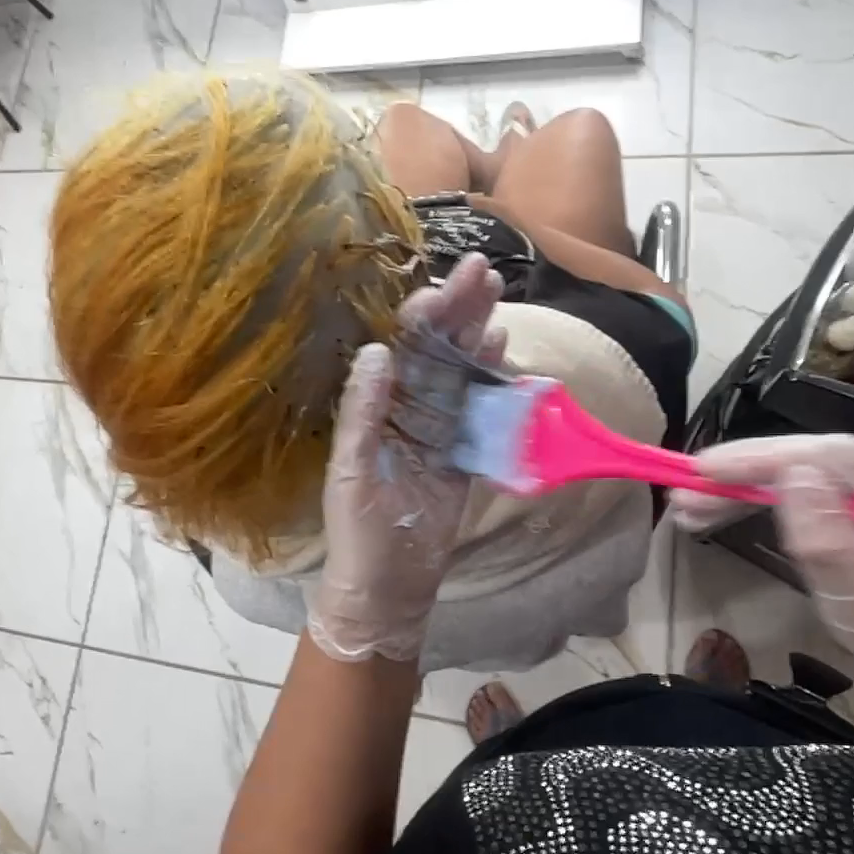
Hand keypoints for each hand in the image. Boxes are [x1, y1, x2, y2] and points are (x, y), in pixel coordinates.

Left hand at [308, 254, 503, 662]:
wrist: (389, 583)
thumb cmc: (359, 530)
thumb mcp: (353, 471)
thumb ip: (364, 412)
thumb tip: (378, 352)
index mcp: (375, 406)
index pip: (400, 349)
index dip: (421, 316)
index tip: (442, 288)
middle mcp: (406, 408)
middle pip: (434, 350)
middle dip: (457, 309)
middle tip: (482, 271)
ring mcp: (437, 428)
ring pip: (460, 371)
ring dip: (476, 334)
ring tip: (495, 294)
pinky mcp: (462, 452)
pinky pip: (479, 410)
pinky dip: (491, 380)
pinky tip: (501, 348)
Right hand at [671, 434, 853, 747]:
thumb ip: (823, 527)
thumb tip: (791, 473)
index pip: (838, 455)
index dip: (766, 457)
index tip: (705, 469)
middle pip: (818, 458)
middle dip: (747, 471)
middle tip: (686, 490)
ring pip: (807, 471)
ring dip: (746, 485)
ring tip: (691, 504)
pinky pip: (813, 486)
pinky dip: (766, 495)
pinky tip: (722, 505)